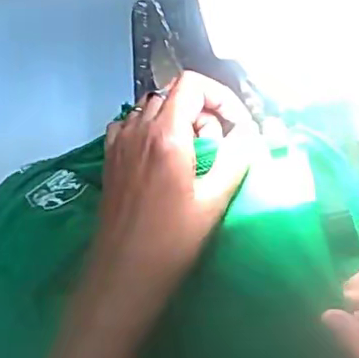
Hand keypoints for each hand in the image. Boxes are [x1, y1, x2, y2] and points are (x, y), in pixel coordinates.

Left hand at [84, 71, 258, 324]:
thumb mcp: (214, 200)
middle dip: (202, 111)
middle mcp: (138, 130)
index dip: (220, 97)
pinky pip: (132, 126)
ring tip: (193, 155)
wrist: (124, 272)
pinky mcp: (110, 159)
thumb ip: (235, 158)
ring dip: (178, 120)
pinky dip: (152, 131)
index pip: (192, 85)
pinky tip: (163, 159)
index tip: (236, 126)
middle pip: (173, 94)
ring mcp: (120, 143)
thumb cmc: (172, 241)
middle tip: (218, 147)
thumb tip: (247, 134)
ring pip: (152, 108)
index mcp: (166, 135)